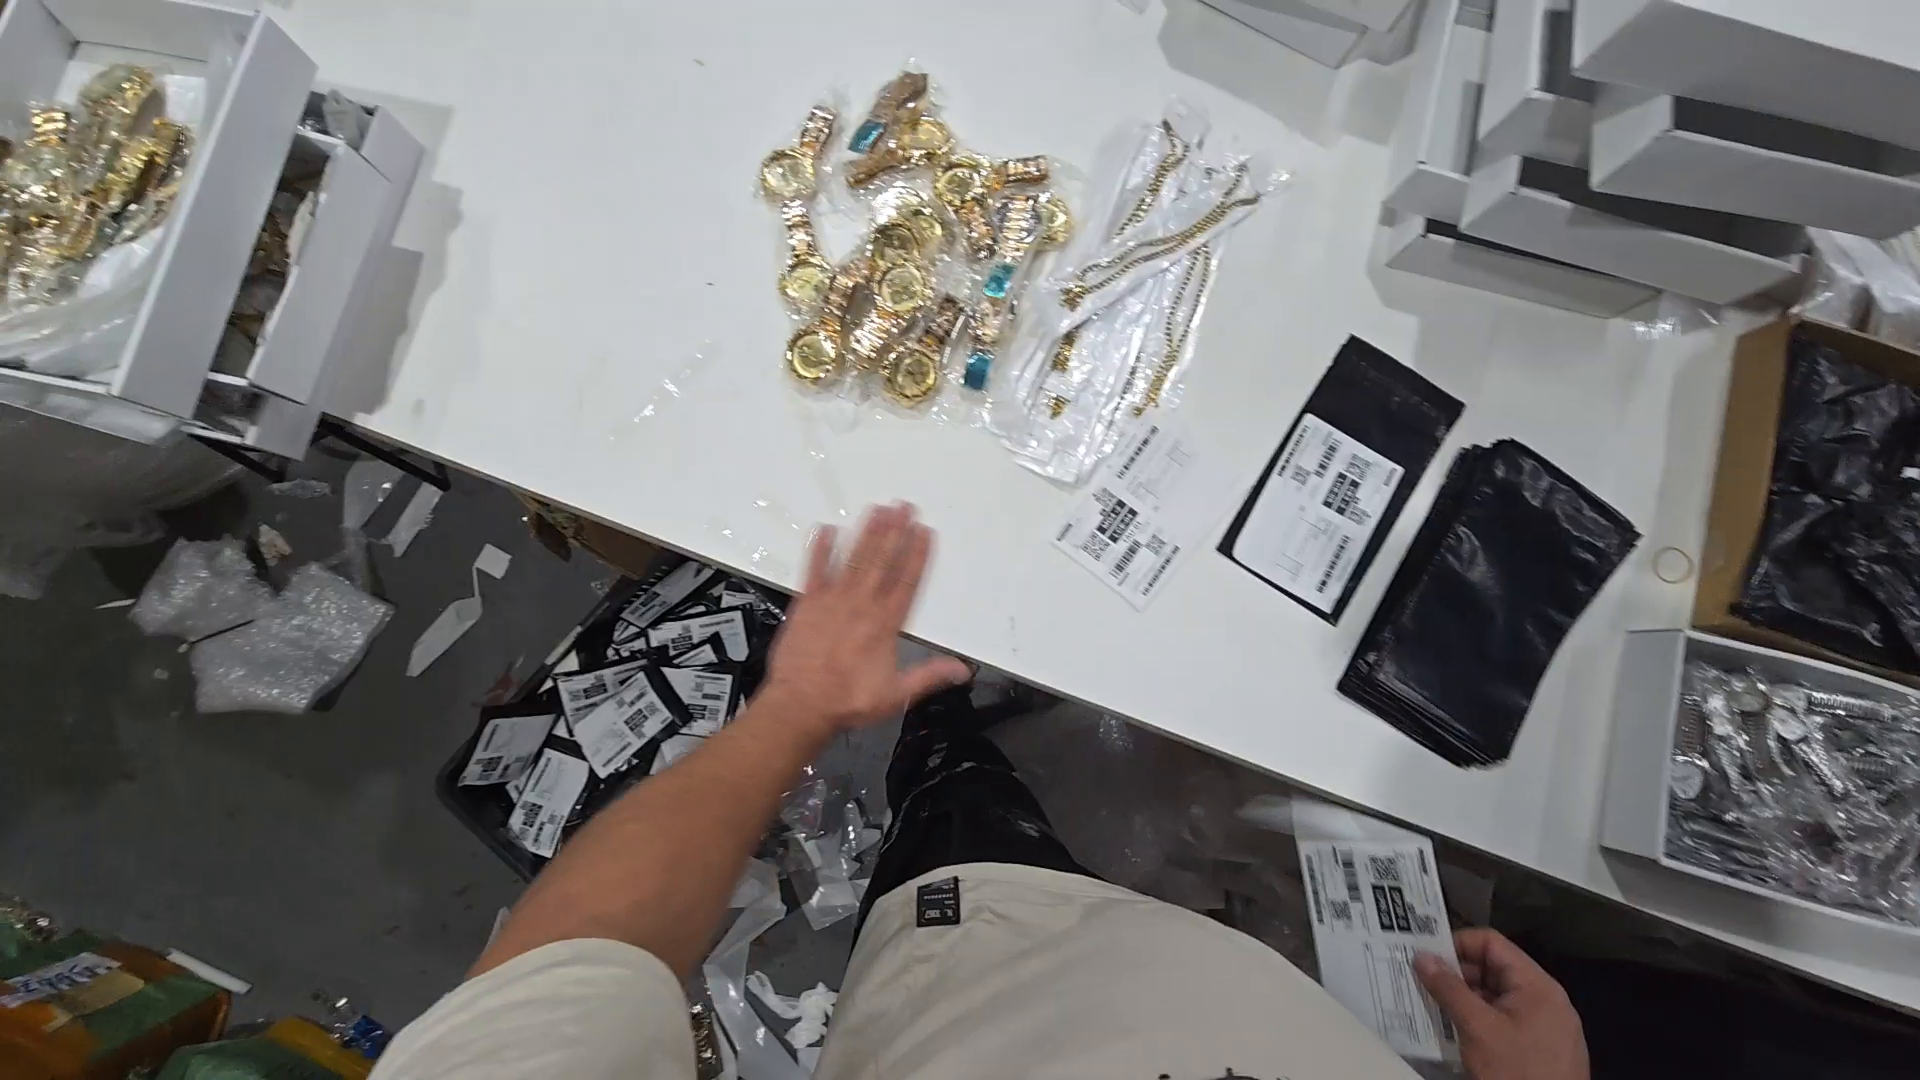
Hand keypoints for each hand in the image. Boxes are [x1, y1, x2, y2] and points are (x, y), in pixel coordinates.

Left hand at [762, 503, 970, 734]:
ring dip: (866, 533)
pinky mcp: (807, 604)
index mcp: (884, 624)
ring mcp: (832, 601)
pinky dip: (820, 549)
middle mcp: (860, 605)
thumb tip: (962, 670)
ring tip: (877, 509)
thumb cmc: (846, 700)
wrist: (801, 705)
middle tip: (904, 506)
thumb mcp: (896, 694)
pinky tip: (828, 529)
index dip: (917, 554)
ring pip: (854, 559)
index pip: (906, 581)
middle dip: (895, 531)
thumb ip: (929, 676)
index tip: (924, 532)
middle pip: (882, 561)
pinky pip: (814, 570)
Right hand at [1415, 929, 1588, 1079]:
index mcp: (1538, 987)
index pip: (1492, 943)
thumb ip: (1447, 988)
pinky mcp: (1541, 1046)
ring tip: (1435, 1004)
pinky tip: (1457, 1028)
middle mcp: (1546, 1000)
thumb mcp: (1476, 1028)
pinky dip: (1478, 1016)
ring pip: (1496, 993)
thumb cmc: (1517, 1073)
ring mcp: (1546, 1025)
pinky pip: (1504, 1016)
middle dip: (1457, 972)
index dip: (1457, 943)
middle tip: (1425, 981)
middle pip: (1493, 967)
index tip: (1428, 957)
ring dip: (1465, 995)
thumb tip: (1421, 956)